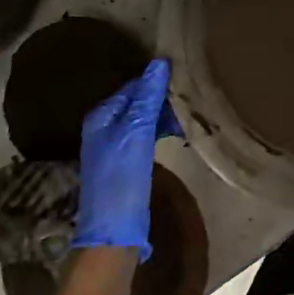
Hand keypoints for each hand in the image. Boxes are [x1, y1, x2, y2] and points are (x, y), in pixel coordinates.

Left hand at [71, 58, 183, 259]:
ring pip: (142, 121)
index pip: (132, 87)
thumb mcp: (136, 133)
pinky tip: (178, 132)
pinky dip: (160, 132)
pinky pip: (145, 138)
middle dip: (161, 98)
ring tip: (190, 113)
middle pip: (136, 103)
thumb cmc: (122, 177)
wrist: (114, 232)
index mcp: (101, 116)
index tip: (184, 76)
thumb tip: (160, 62)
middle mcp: (105, 128)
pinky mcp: (127, 166)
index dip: (155, 81)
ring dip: (163, 115)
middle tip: (191, 95)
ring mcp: (115, 148)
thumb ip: (147, 99)